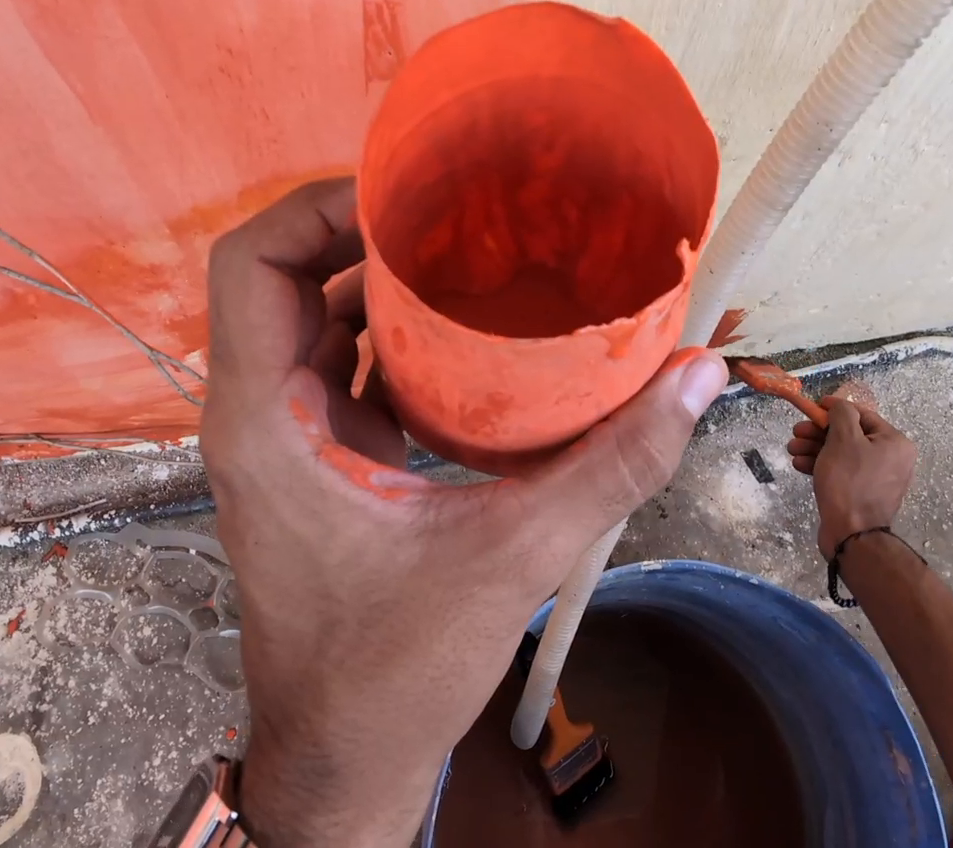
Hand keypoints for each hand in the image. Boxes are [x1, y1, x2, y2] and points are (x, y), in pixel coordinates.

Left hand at [199, 177, 728, 847]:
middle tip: (459, 213)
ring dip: (383, 285)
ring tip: (470, 255)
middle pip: (289, 279)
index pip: (255, 263)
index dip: (318, 208)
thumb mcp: (514, 557)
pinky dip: (393, 336)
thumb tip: (698, 378)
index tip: (408, 195)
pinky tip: (465, 337)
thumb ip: (612, 465)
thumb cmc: (396, 670)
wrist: (345, 756)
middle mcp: (260, 415)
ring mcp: (287, 438)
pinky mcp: (320, 459)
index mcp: (267, 422)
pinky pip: (343, 366)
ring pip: (316, 321)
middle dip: (366, 235)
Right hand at [786, 397, 917, 557]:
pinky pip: (842, 471)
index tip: (813, 406)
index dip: (835, 409)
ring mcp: (877, 478)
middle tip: (796, 432)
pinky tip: (800, 465)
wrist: (852, 534)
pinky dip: (821, 466)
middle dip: (819, 432)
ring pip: (842, 454)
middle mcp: (891, 458)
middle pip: (849, 435)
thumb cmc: (849, 481)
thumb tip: (839, 407)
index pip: (862, 415)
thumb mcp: (843, 439)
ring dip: (815, 448)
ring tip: (792, 450)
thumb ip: (842, 415)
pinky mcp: (862, 493)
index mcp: (895, 442)